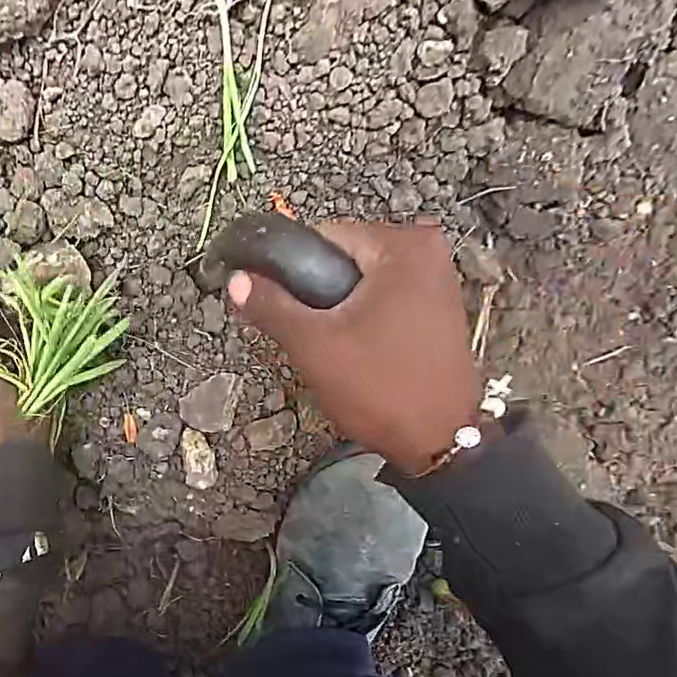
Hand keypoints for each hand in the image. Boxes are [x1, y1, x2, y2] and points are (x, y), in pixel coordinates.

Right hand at [226, 220, 480, 475]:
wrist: (438, 441)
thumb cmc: (380, 388)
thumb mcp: (314, 346)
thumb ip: (272, 306)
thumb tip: (238, 280)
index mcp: (404, 245)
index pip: (325, 235)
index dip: (294, 270)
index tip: (283, 307)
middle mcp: (428, 250)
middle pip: (343, 258)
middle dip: (318, 293)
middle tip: (312, 336)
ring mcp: (437, 279)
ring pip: (360, 281)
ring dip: (338, 308)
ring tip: (334, 348)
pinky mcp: (438, 307)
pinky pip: (382, 298)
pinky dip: (362, 317)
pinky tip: (357, 350)